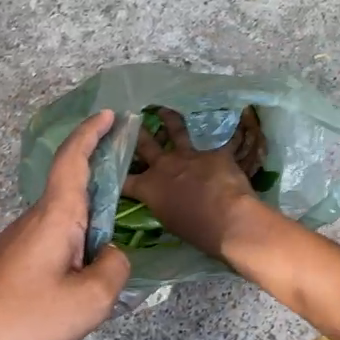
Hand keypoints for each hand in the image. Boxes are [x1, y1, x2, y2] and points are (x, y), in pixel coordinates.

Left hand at [0, 110, 129, 339]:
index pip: (73, 160)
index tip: (110, 115)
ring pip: (64, 223)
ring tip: (107, 271)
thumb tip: (110, 255)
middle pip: (73, 191)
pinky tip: (79, 290)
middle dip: (102, 188)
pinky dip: (73, 252)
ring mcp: (17, 242)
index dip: (92, 133)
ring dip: (89, 231)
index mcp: (54, 217)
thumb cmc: (29, 320)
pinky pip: (52, 244)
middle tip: (132, 200)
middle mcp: (33, 220)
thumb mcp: (93, 299)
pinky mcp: (10, 264)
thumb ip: (116, 267)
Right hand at [121, 106, 271, 259]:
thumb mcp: (168, 221)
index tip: (108, 161)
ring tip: (163, 109)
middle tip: (128, 117)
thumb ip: (161, 204)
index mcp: (149, 187)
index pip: (124, 180)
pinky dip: (225, 134)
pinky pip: (222, 139)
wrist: (228, 220)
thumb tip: (163, 199)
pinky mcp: (215, 151)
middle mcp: (165, 165)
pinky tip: (231, 124)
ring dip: (169, 118)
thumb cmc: (196, 230)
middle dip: (136, 132)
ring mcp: (190, 154)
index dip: (115, 171)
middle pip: (145, 145)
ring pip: (176, 130)